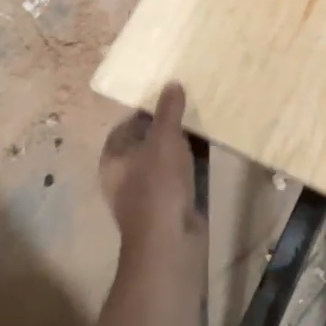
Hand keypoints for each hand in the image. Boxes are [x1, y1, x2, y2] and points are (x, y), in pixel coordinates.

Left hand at [100, 83, 205, 253]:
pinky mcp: (170, 201)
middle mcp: (127, 174)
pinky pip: (181, 171)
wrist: (170, 241)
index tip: (170, 92)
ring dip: (184, 140)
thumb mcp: (163, 139)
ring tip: (205, 116)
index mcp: (114, 158)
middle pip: (149, 139)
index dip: (147, 107)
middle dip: (170, 122)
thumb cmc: (157, 185)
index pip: (128, 124)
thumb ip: (168, 110)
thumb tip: (172, 83)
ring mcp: (149, 189)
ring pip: (167, 155)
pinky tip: (210, 144)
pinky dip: (193, 158)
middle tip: (192, 100)